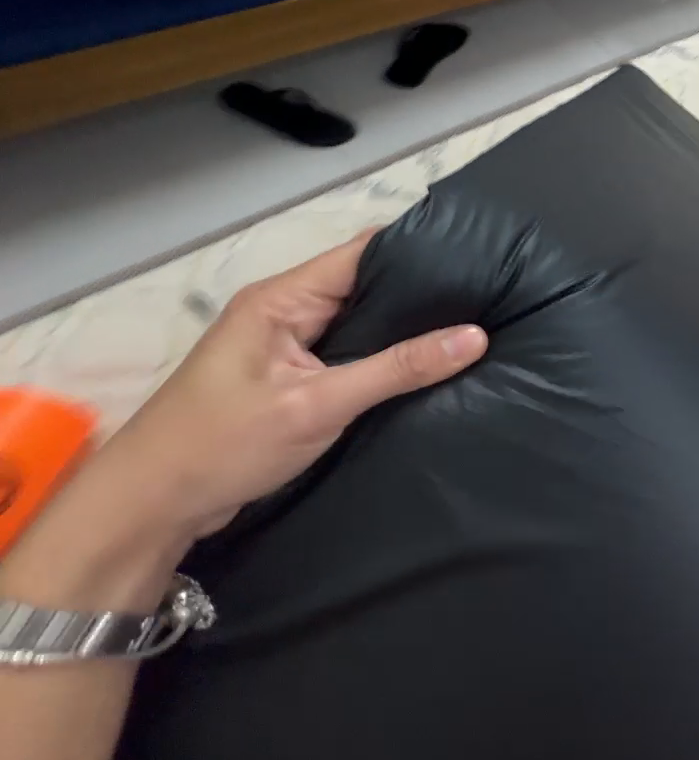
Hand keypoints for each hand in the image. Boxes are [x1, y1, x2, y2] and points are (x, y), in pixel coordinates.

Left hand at [99, 230, 488, 540]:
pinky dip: (394, 350)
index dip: (422, 248)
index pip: (365, 252)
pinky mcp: (299, 374)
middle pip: (370, 282)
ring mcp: (292, 343)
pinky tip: (433, 358)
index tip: (481, 256)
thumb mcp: (318, 405)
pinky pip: (359, 348)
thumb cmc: (221, 446)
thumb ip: (400, 368)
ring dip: (412, 322)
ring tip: (478, 318)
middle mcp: (287, 310)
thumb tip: (477, 336)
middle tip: (491, 292)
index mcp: (281, 299)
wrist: (147, 511)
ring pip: (367, 318)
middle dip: (427, 286)